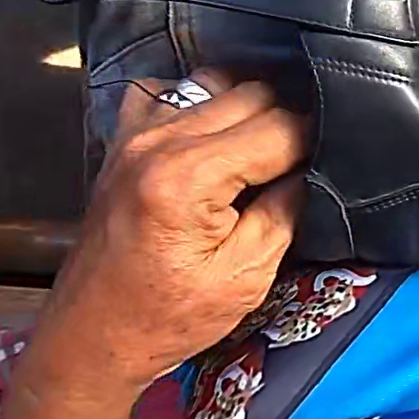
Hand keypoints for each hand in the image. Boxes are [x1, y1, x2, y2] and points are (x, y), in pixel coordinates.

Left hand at [24, 69, 306, 410]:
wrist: (91, 336)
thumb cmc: (166, 317)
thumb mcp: (247, 276)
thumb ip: (285, 209)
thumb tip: (308, 168)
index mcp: (190, 177)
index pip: (280, 128)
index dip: (313, 141)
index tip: (327, 157)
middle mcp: (159, 141)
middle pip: (254, 93)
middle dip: (287, 121)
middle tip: (298, 159)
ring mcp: (136, 132)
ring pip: (220, 82)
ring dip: (250, 107)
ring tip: (261, 146)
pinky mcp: (124, 137)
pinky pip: (174, 90)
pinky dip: (203, 101)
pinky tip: (214, 132)